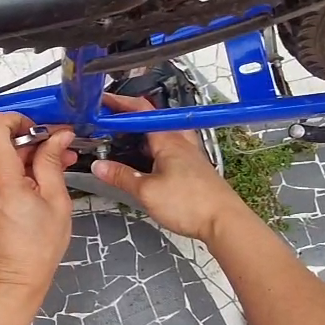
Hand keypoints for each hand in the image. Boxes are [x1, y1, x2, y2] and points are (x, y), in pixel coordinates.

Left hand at [0, 112, 76, 298]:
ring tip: (59, 170)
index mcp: (2, 179)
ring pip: (6, 160)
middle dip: (36, 143)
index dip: (18, 119)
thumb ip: (52, 163)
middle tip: (64, 151)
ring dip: (32, 160)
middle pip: (5, 144)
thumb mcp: (55, 202)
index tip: (40, 129)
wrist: (11, 282)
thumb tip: (59, 136)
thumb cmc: (36, 250)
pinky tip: (43, 185)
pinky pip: (2, 175)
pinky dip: (22, 175)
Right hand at [88, 92, 251, 242]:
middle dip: (130, 116)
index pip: (140, 109)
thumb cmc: (191, 204)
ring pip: (162, 132)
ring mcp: (189, 153)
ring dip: (143, 131)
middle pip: (152, 118)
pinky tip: (147, 160)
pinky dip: (154, 147)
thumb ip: (121, 176)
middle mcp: (181, 141)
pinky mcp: (194, 167)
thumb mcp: (146, 191)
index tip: (102, 102)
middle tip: (111, 121)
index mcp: (168, 139)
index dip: (119, 102)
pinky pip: (171, 147)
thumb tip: (99, 166)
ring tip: (125, 139)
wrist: (225, 222)